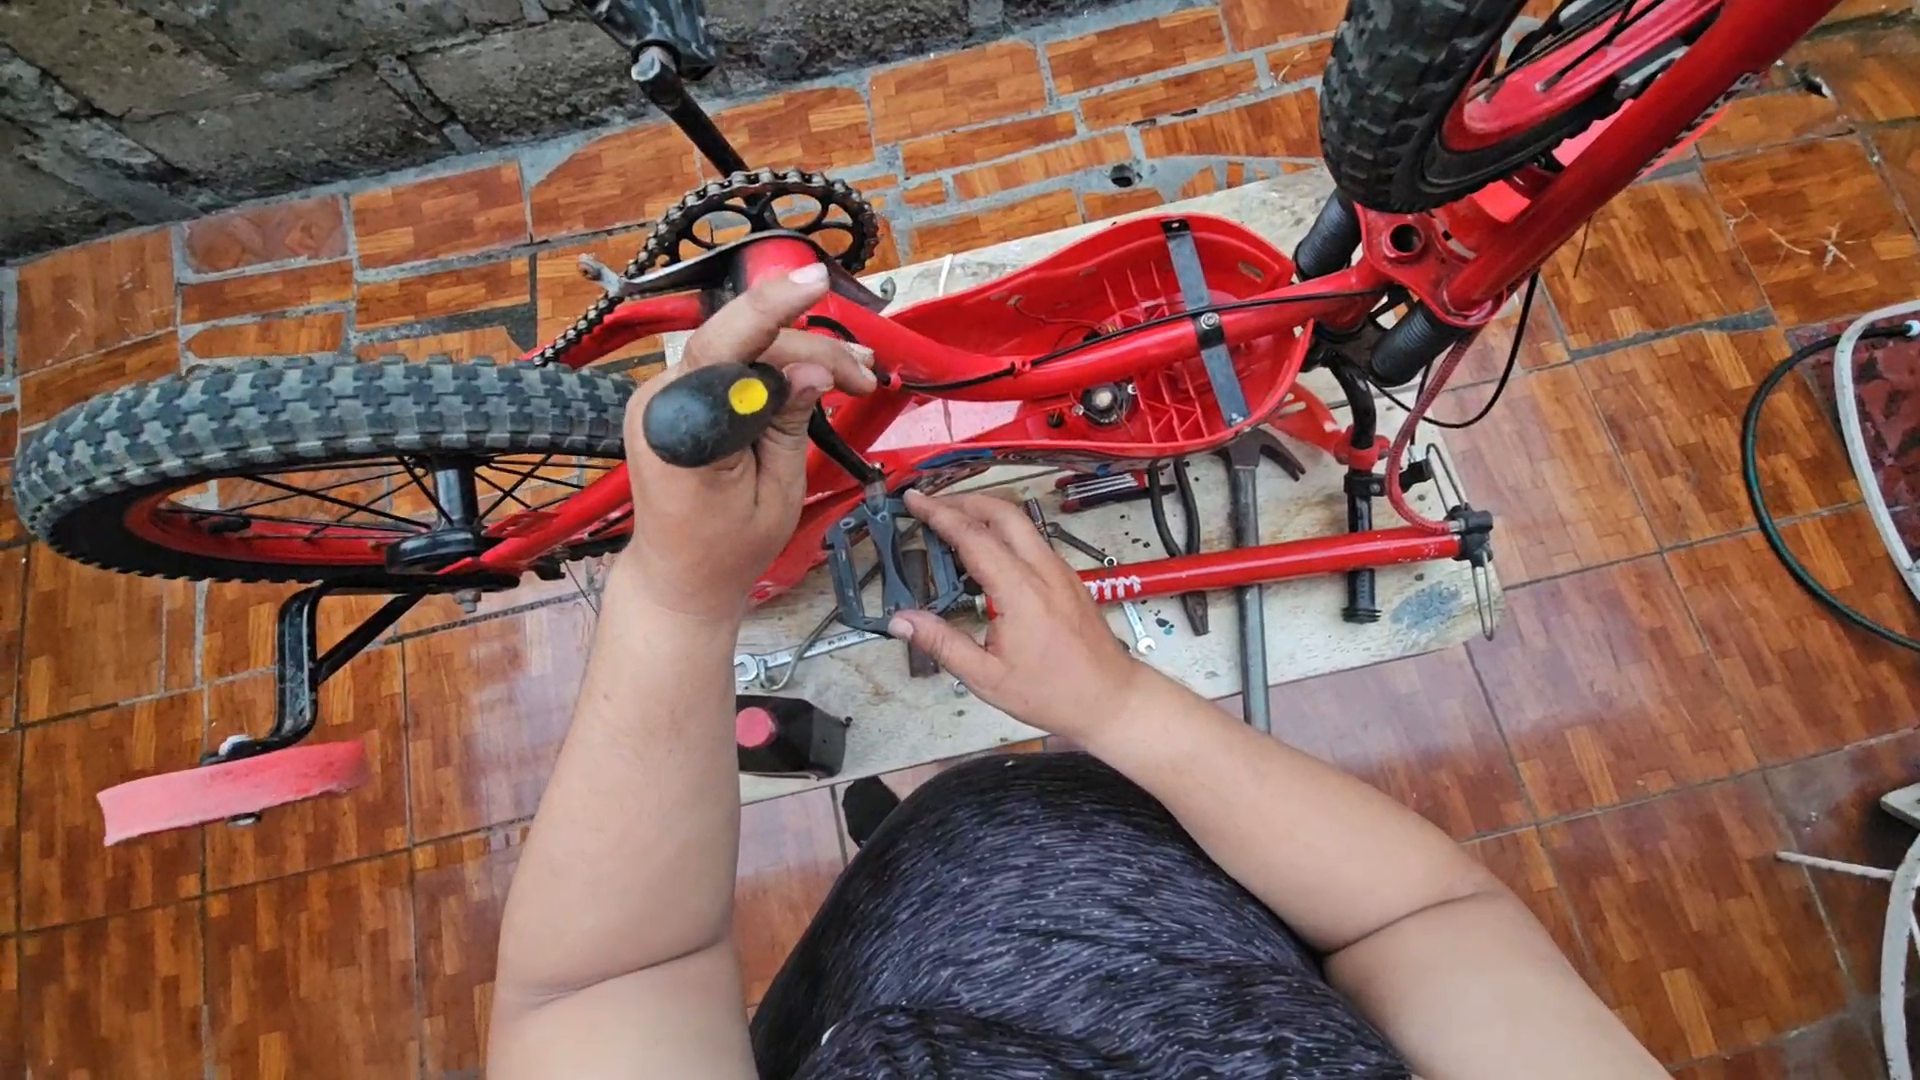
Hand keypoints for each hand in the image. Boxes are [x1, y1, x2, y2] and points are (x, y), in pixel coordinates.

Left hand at [619, 263, 876, 621]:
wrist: (680, 579)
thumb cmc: (728, 551)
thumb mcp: (776, 492)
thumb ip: (789, 425)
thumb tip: (814, 372)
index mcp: (679, 429)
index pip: (728, 350)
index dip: (774, 312)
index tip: (817, 286)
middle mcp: (661, 400)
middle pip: (741, 343)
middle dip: (809, 350)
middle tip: (864, 376)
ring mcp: (665, 397)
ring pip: (739, 349)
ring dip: (799, 354)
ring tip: (855, 373)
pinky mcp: (679, 400)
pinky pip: (731, 367)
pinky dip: (775, 368)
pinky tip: (816, 377)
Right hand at [886, 490, 1151, 740]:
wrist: (1110, 699)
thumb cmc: (1054, 692)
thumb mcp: (986, 677)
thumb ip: (942, 643)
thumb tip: (901, 621)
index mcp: (1021, 592)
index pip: (974, 537)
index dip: (939, 514)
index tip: (915, 501)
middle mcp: (1044, 571)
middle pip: (1002, 512)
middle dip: (963, 500)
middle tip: (931, 505)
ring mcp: (1060, 571)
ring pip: (1021, 522)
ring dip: (984, 513)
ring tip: (953, 523)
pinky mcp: (1068, 577)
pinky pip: (1032, 540)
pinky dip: (1003, 532)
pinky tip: (985, 553)